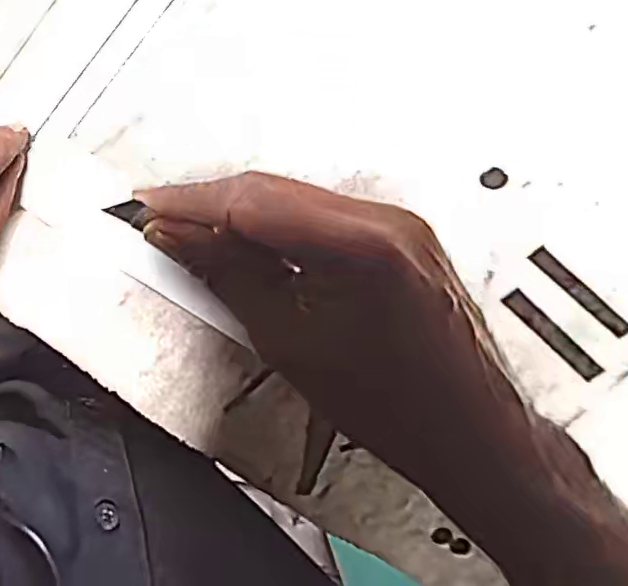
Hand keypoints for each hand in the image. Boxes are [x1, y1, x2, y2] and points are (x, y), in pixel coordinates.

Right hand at [139, 173, 526, 471]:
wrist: (476, 439)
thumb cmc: (403, 411)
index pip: (251, 202)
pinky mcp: (390, 229)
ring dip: (234, 209)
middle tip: (162, 219)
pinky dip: (268, 219)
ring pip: (285, 192)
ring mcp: (392, 220)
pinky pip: (310, 206)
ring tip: (194, 231)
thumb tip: (178, 236)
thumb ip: (225, 273)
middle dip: (206, 202)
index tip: (151, 205)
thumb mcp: (287, 342)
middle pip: (266, 188)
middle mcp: (385, 221)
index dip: (189, 201)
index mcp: (364, 247)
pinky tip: (243, 237)